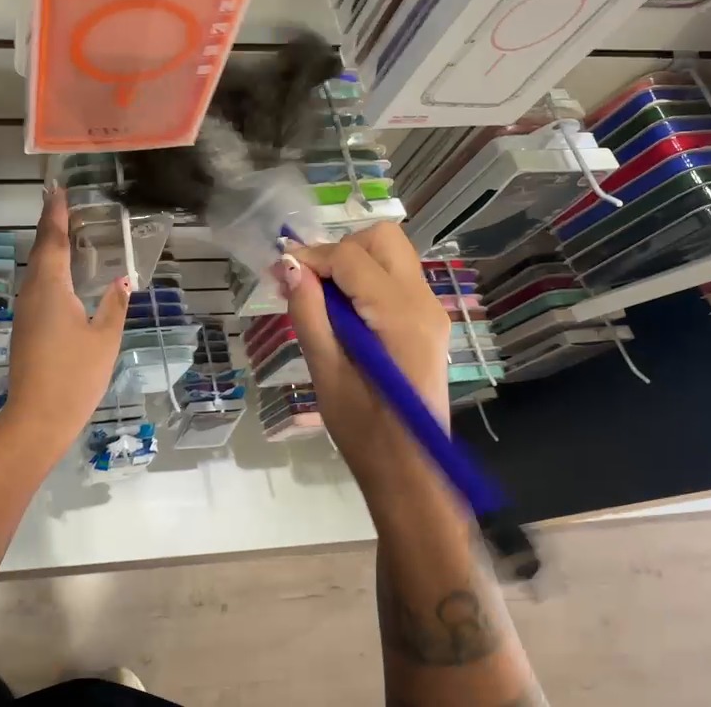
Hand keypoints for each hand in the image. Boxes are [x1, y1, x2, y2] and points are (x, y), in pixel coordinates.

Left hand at [2, 186, 130, 455]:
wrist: (38, 418)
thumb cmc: (74, 376)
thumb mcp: (104, 338)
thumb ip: (114, 305)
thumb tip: (122, 280)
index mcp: (51, 287)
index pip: (54, 239)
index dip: (57, 213)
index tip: (57, 188)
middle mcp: (33, 292)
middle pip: (41, 250)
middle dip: (51, 224)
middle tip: (60, 200)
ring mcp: (25, 311)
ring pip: (37, 269)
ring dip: (49, 246)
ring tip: (64, 229)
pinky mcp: (25, 327)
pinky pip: (37, 286)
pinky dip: (49, 269)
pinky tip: (61, 274)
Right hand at [277, 223, 451, 469]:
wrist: (411, 470)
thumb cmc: (364, 430)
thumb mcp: (327, 373)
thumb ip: (309, 314)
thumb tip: (289, 267)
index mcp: (399, 316)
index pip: (350, 257)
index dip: (311, 258)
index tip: (280, 273)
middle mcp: (422, 303)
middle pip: (382, 239)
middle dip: (339, 250)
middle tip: (309, 283)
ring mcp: (430, 311)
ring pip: (391, 254)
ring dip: (353, 262)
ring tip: (322, 297)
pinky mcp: (428, 322)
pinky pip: (396, 278)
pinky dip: (366, 278)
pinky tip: (342, 312)